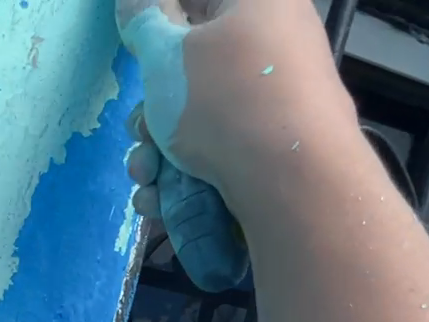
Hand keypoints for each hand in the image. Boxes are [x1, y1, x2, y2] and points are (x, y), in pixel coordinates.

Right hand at [118, 0, 356, 215]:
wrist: (289, 175)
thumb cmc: (226, 102)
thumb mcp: (168, 56)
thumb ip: (146, 21)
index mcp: (254, 4)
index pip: (193, 1)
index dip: (157, 25)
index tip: (138, 53)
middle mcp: (265, 44)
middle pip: (185, 70)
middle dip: (149, 112)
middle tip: (144, 131)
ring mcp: (266, 95)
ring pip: (187, 119)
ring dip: (153, 153)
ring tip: (150, 176)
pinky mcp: (260, 141)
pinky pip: (204, 151)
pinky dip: (174, 176)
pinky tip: (162, 195)